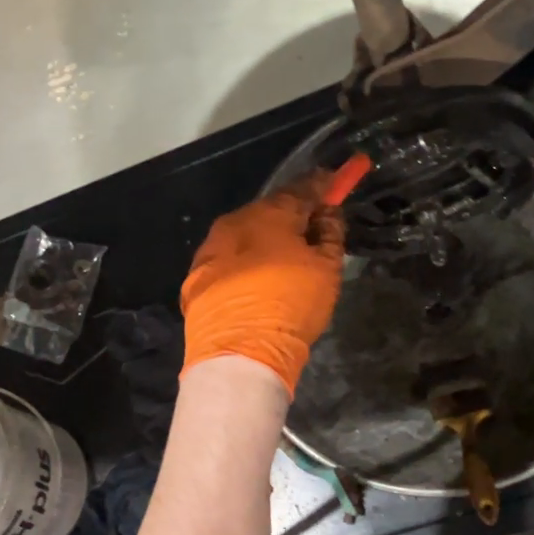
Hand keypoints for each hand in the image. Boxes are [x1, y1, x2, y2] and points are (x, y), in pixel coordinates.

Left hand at [179, 179, 344, 395]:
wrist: (238, 353)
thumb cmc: (291, 305)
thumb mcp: (327, 270)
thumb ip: (330, 235)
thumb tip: (327, 214)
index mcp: (270, 214)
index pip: (302, 189)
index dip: (324, 185)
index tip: (337, 181)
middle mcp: (234, 222)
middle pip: (269, 212)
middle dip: (291, 217)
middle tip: (312, 230)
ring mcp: (210, 250)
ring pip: (245, 237)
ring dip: (265, 242)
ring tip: (284, 262)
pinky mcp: (195, 280)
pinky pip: (228, 263)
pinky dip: (244, 266)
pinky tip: (255, 284)